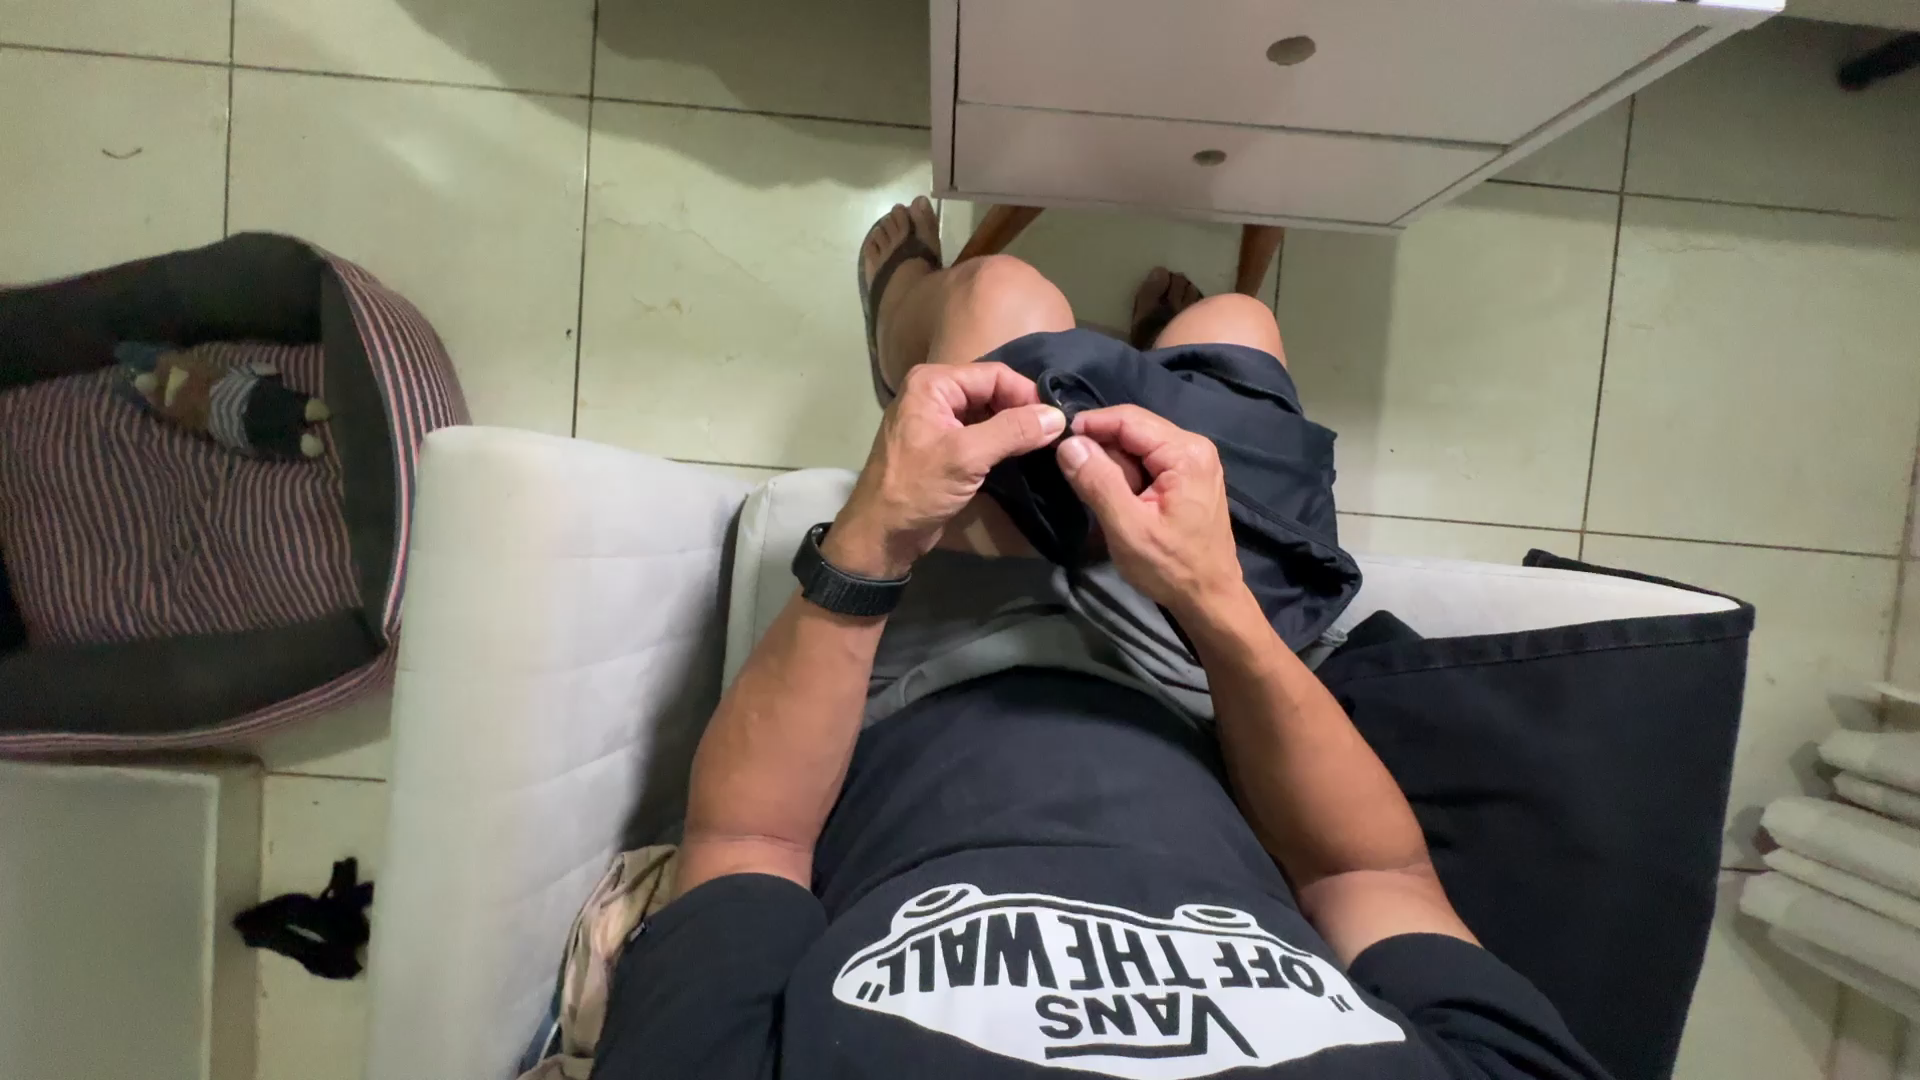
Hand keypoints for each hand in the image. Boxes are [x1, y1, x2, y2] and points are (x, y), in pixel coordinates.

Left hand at [827, 362, 1064, 577]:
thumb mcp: (966, 457)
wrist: (882, 534)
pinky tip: (1023, 455)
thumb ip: (1012, 431)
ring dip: (1015, 428)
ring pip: (988, 414)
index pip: (993, 375)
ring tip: (1047, 444)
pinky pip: (980, 435)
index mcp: (932, 383)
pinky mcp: (944, 448)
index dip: (1027, 394)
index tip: (1058, 419)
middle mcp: (934, 394)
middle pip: (992, 391)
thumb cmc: (916, 489)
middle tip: (1056, 433)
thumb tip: (1057, 416)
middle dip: (1023, 410)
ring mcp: (938, 422)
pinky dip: (1002, 443)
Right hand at [1055, 405, 1244, 617]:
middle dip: (1103, 451)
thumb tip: (1068, 444)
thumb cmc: (1170, 567)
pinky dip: (1126, 477)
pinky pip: (1146, 462)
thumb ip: (1098, 482)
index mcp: (1185, 452)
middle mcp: (1194, 446)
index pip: (1128, 418)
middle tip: (1082, 484)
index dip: (1089, 425)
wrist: (1208, 598)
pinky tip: (1121, 502)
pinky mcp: (1187, 477)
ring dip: (1113, 468)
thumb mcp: (1127, 528)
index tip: (1057, 442)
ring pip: (1136, 447)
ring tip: (1106, 501)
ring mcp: (1193, 461)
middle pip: (1133, 429)